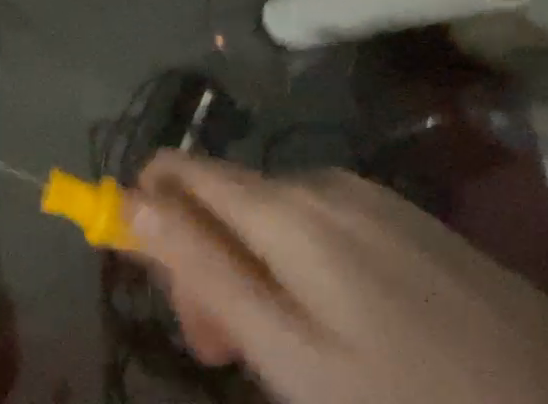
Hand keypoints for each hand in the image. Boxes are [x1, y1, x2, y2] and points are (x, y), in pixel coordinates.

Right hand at [129, 151, 547, 403]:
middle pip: (220, 197)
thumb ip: (200, 267)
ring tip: (293, 347)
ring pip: (272, 215)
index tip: (166, 289)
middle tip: (228, 349)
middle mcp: (323, 183)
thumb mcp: (290, 352)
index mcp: (284, 208)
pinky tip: (350, 332)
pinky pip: (328, 227)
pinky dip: (306, 267)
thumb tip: (126, 199)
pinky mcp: (422, 227)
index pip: (172, 168)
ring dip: (254, 268)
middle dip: (204, 259)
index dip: (144, 214)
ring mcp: (380, 202)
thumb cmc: (414, 400)